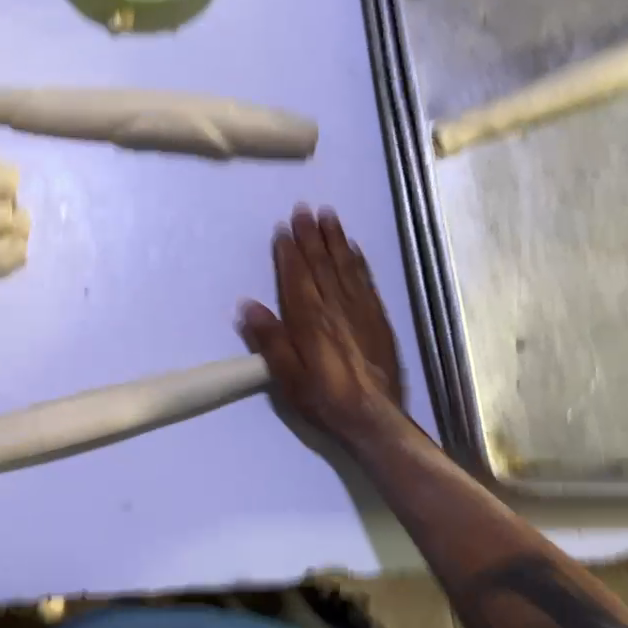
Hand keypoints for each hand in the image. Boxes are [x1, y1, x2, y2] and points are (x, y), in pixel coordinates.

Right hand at [238, 205, 404, 446]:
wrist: (375, 419)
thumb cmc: (324, 399)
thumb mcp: (287, 377)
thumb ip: (270, 340)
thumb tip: (249, 305)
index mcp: (310, 319)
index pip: (297, 276)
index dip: (289, 251)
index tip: (283, 228)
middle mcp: (335, 307)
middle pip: (321, 263)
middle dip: (311, 235)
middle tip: (305, 209)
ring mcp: (361, 311)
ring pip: (345, 266)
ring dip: (335, 240)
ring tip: (329, 216)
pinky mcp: (379, 319)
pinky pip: (366, 281)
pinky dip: (358, 261)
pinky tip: (354, 249)